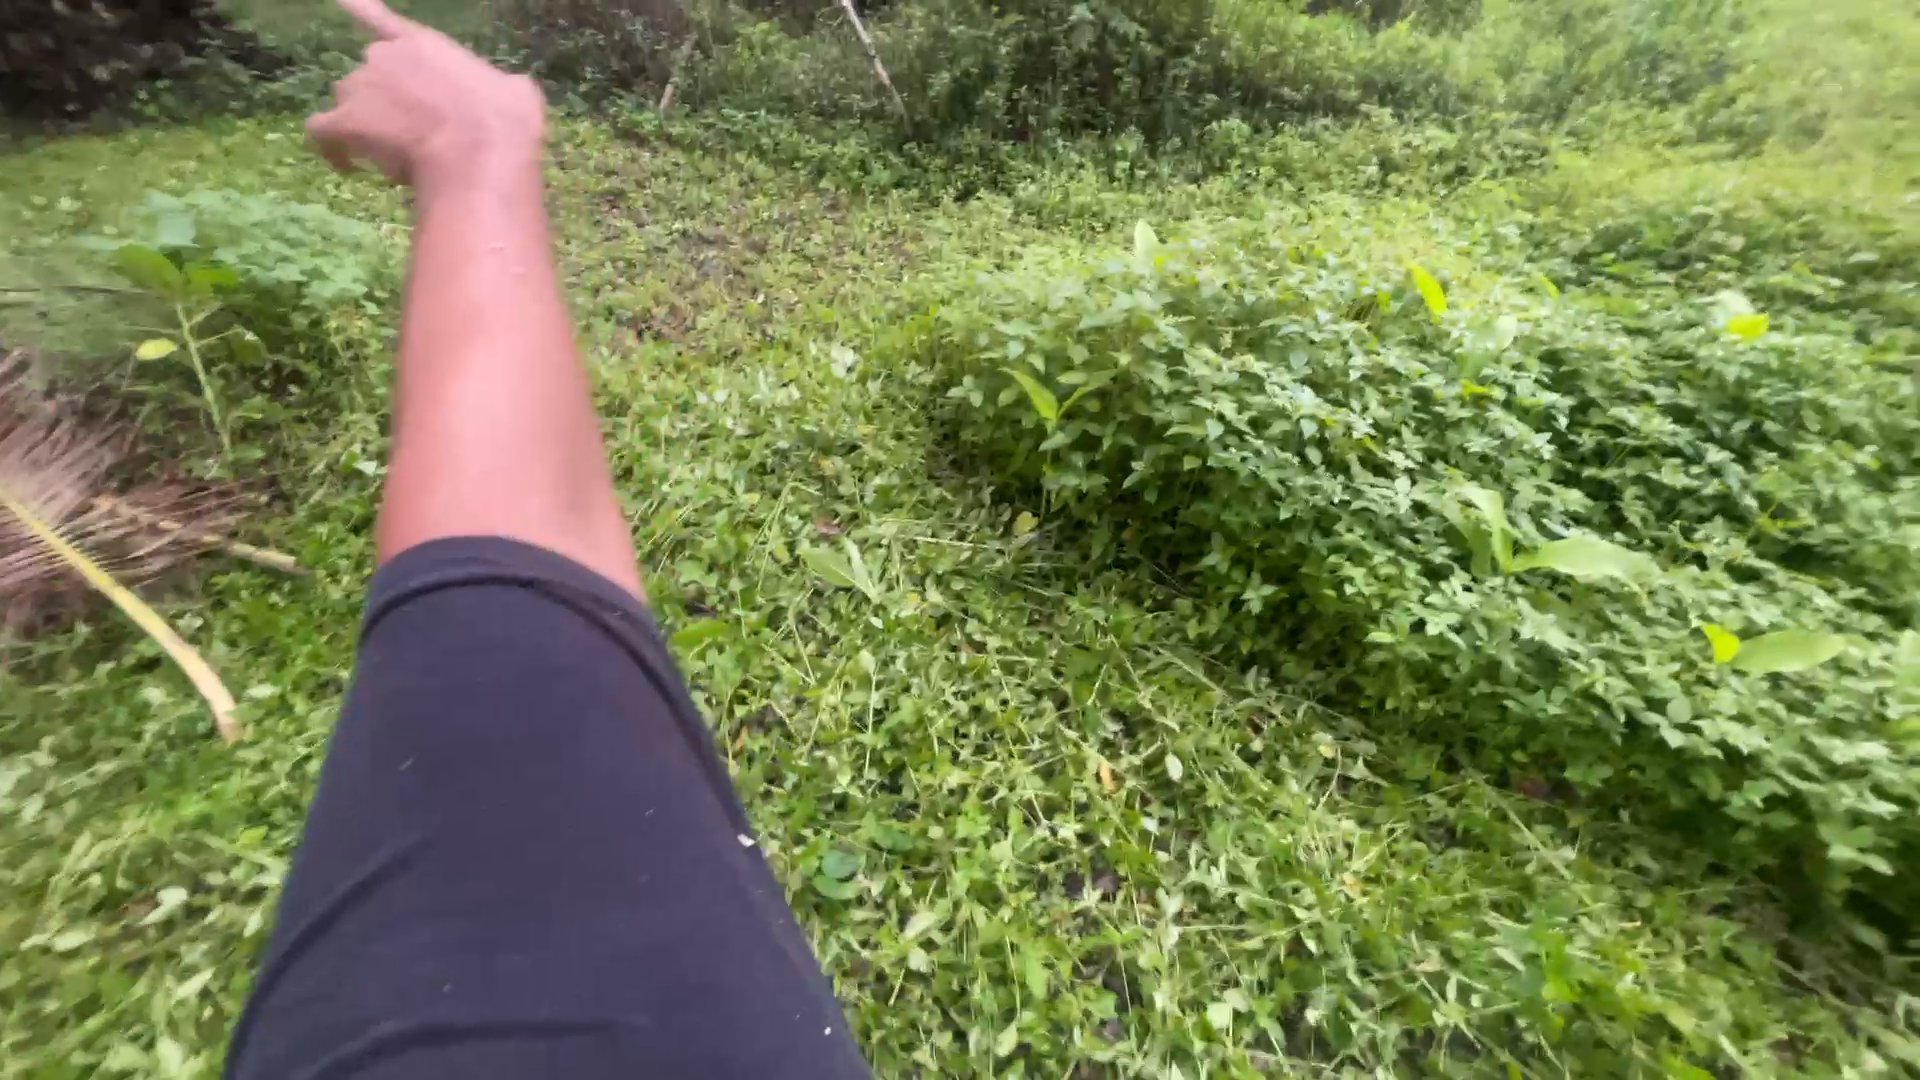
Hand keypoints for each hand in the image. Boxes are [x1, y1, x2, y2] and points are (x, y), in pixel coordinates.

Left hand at [306, 0, 545, 194]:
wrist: (482, 155)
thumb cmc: (506, 121)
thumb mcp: (519, 94)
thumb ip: (502, 87)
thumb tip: (511, 93)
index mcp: (420, 44)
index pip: (376, 16)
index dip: (358, 7)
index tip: (340, 2)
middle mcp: (381, 57)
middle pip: (371, 75)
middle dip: (388, 102)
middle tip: (418, 136)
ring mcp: (359, 89)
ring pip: (351, 104)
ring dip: (370, 128)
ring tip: (401, 160)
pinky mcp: (347, 124)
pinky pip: (325, 134)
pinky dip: (334, 149)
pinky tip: (347, 167)